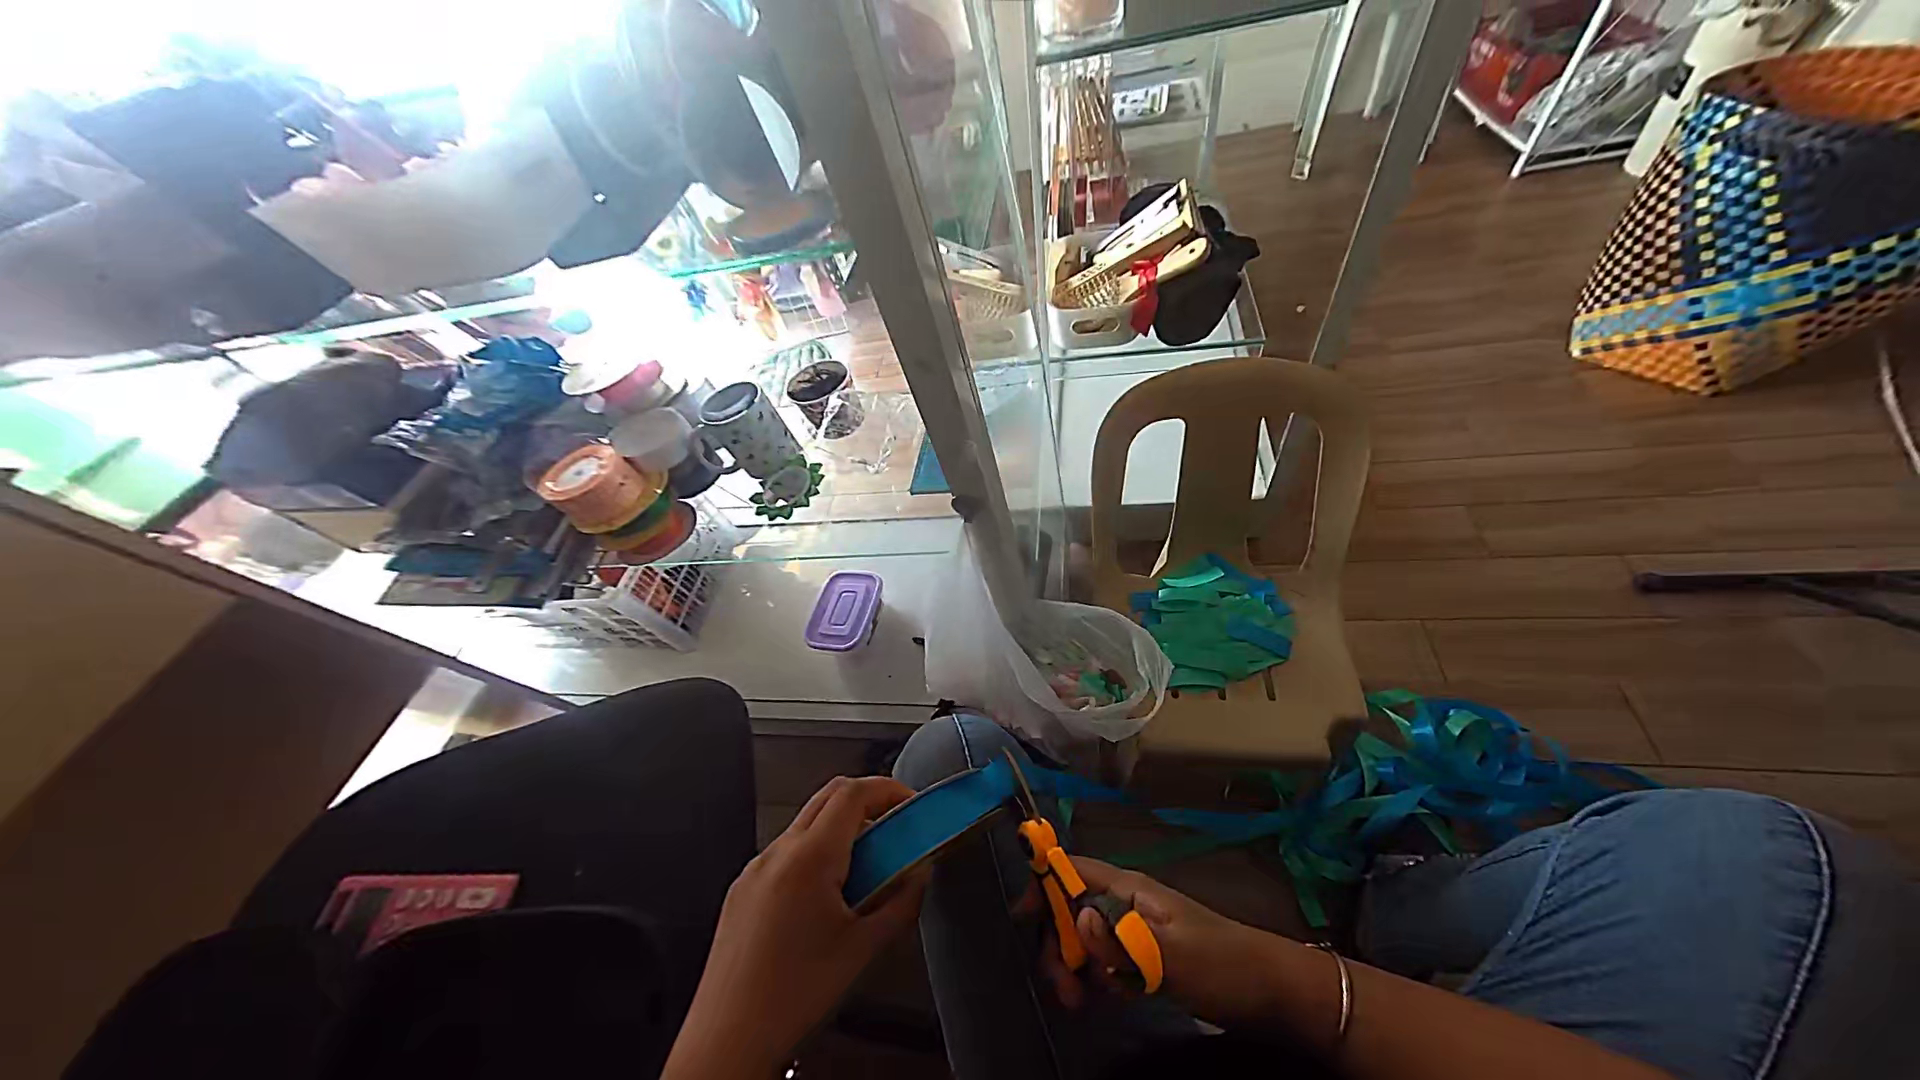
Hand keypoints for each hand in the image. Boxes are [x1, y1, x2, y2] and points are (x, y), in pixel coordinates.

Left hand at [663, 776, 927, 1079]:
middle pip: (829, 796)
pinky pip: (786, 851)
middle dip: (868, 802)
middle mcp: (778, 854)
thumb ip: (902, 903)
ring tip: (866, 870)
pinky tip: (829, 896)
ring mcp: (756, 869)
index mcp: (809, 859)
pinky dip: (816, 853)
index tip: (909, 804)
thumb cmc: (787, 999)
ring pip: (807, 823)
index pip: (853, 792)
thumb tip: (919, 876)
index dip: (888, 789)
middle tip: (894, 827)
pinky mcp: (743, 888)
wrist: (726, 1041)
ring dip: (842, 829)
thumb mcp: (864, 948)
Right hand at [1043, 856, 1294, 1027]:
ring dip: (1074, 965)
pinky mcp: (1143, 957)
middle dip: (1057, 941)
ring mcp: (1133, 929)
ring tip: (1080, 1002)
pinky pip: (1104, 960)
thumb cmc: (1222, 963)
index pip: (1072, 870)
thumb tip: (1077, 918)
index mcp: (1127, 888)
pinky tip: (1104, 999)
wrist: (1273, 992)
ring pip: (1084, 937)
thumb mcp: (1171, 956)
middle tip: (1064, 987)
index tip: (1023, 916)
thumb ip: (1122, 939)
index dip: (1043, 883)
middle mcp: (1124, 902)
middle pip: (1071, 908)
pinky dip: (1096, 977)